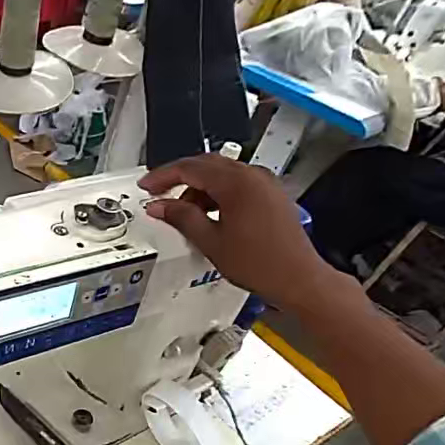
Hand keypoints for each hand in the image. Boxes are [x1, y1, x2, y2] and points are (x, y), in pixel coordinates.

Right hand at [140, 154, 345, 310]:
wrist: (297, 278)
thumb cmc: (262, 264)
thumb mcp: (210, 241)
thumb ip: (182, 218)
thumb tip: (161, 206)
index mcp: (237, 182)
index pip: (190, 167)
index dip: (163, 176)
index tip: (148, 185)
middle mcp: (253, 176)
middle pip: (207, 165)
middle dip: (179, 179)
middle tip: (159, 193)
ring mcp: (265, 184)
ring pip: (222, 175)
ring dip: (199, 189)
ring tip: (183, 214)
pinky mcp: (271, 196)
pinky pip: (238, 185)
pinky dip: (218, 195)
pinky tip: (208, 216)